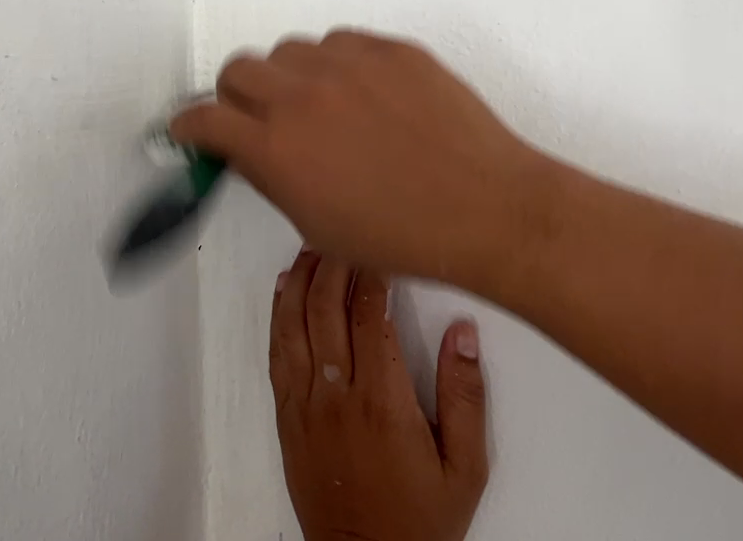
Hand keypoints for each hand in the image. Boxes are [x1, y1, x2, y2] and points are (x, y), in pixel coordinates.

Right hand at [171, 29, 552, 286]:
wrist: (486, 208)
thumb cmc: (398, 236)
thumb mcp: (315, 224)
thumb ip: (269, 176)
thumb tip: (245, 148)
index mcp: (275, 149)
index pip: (204, 118)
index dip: (188, 125)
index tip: (189, 130)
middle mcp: (300, 96)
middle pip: (236, 69)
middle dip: (235, 96)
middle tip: (257, 118)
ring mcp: (346, 64)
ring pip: (289, 51)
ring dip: (288, 78)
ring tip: (321, 106)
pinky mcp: (388, 47)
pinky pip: (340, 42)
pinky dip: (337, 65)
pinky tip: (364, 95)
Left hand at [271, 250, 487, 540]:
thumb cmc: (420, 518)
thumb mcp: (466, 467)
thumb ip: (466, 396)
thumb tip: (463, 332)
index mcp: (382, 401)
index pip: (369, 315)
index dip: (371, 272)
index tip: (379, 244)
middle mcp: (336, 393)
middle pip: (326, 308)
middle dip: (332, 263)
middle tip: (342, 231)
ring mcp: (304, 402)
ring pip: (294, 323)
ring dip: (300, 278)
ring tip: (311, 246)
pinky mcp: (286, 414)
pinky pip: (276, 352)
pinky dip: (277, 313)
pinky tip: (284, 287)